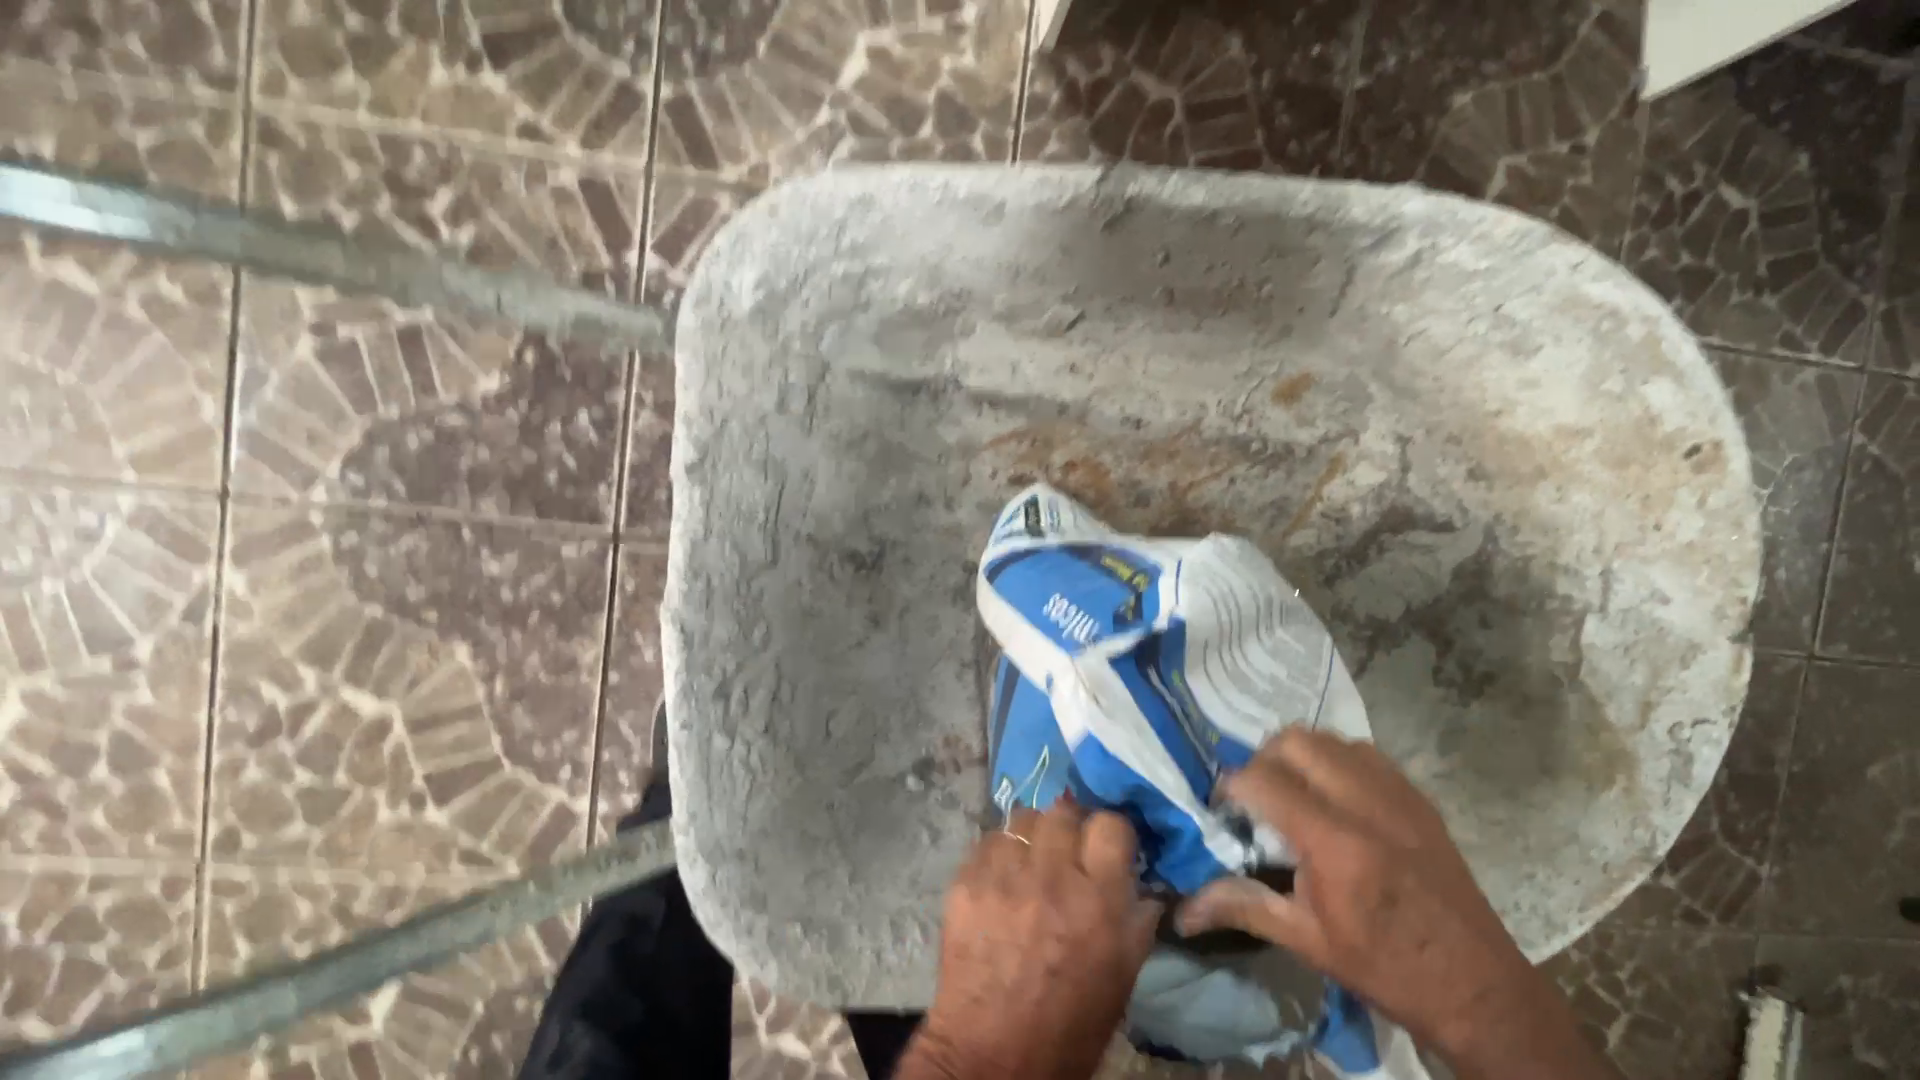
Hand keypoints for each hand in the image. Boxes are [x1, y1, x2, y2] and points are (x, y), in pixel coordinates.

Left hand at [901, 801, 1162, 1079]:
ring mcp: (1003, 876)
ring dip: (1035, 834)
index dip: (1112, 832)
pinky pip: (989, 840)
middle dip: (1072, 826)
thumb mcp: (1123, 976)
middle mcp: (1052, 877)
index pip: (1111, 824)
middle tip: (1069, 850)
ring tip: (1034, 861)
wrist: (992, 1056)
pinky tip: (1003, 878)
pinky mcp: (965, 881)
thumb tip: (1144, 878)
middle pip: (1065, 810)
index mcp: (1099, 902)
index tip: (1108, 846)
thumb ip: (1137, 917)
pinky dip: (1001, 852)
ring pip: (1024, 817)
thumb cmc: (1069, 1025)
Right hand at [1175, 730, 1619, 1079]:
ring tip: (1292, 793)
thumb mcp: (1307, 942)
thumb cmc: (1385, 967)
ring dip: (1300, 755)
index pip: (1264, 780)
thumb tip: (1181, 911)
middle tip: (1256, 796)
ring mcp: (1399, 796)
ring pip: (1331, 738)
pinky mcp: (1419, 799)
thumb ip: (1242, 906)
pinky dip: (1337, 760)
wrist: (1477, 986)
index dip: (1231, 786)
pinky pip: (1365, 753)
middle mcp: (1366, 804)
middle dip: (1263, 759)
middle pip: (1295, 741)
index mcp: (1335, 843)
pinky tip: (1334, 798)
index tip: (1223, 808)